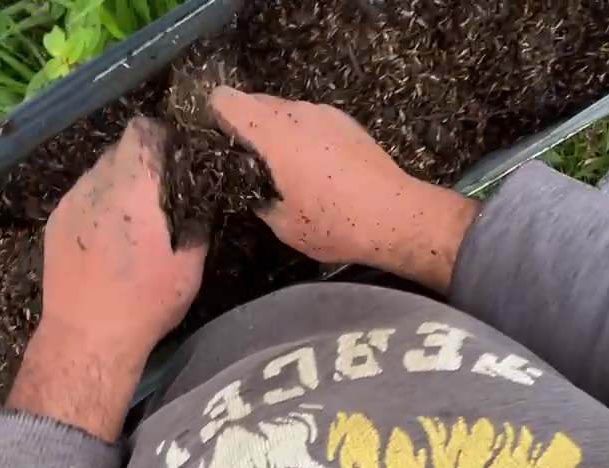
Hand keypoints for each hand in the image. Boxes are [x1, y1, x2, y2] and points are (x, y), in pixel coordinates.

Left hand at [9, 117, 204, 439]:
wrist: (89, 334)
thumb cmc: (146, 302)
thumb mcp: (188, 269)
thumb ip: (196, 226)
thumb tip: (200, 203)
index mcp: (135, 187)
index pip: (143, 131)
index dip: (162, 138)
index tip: (176, 159)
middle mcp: (98, 183)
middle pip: (120, 151)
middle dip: (143, 166)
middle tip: (161, 197)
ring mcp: (71, 200)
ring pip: (99, 175)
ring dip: (120, 188)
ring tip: (134, 223)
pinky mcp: (55, 221)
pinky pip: (82, 199)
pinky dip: (99, 208)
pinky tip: (109, 240)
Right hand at [209, 86, 478, 292]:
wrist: (396, 217)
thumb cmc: (337, 225)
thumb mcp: (285, 226)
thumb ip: (258, 200)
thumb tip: (250, 190)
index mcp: (273, 133)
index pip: (225, 100)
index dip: (212, 117)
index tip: (213, 143)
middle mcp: (297, 111)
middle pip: (255, 104)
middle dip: (245, 129)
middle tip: (246, 165)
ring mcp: (325, 113)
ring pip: (286, 112)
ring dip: (277, 134)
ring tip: (283, 172)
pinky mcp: (347, 123)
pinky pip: (311, 121)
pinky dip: (303, 138)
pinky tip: (313, 172)